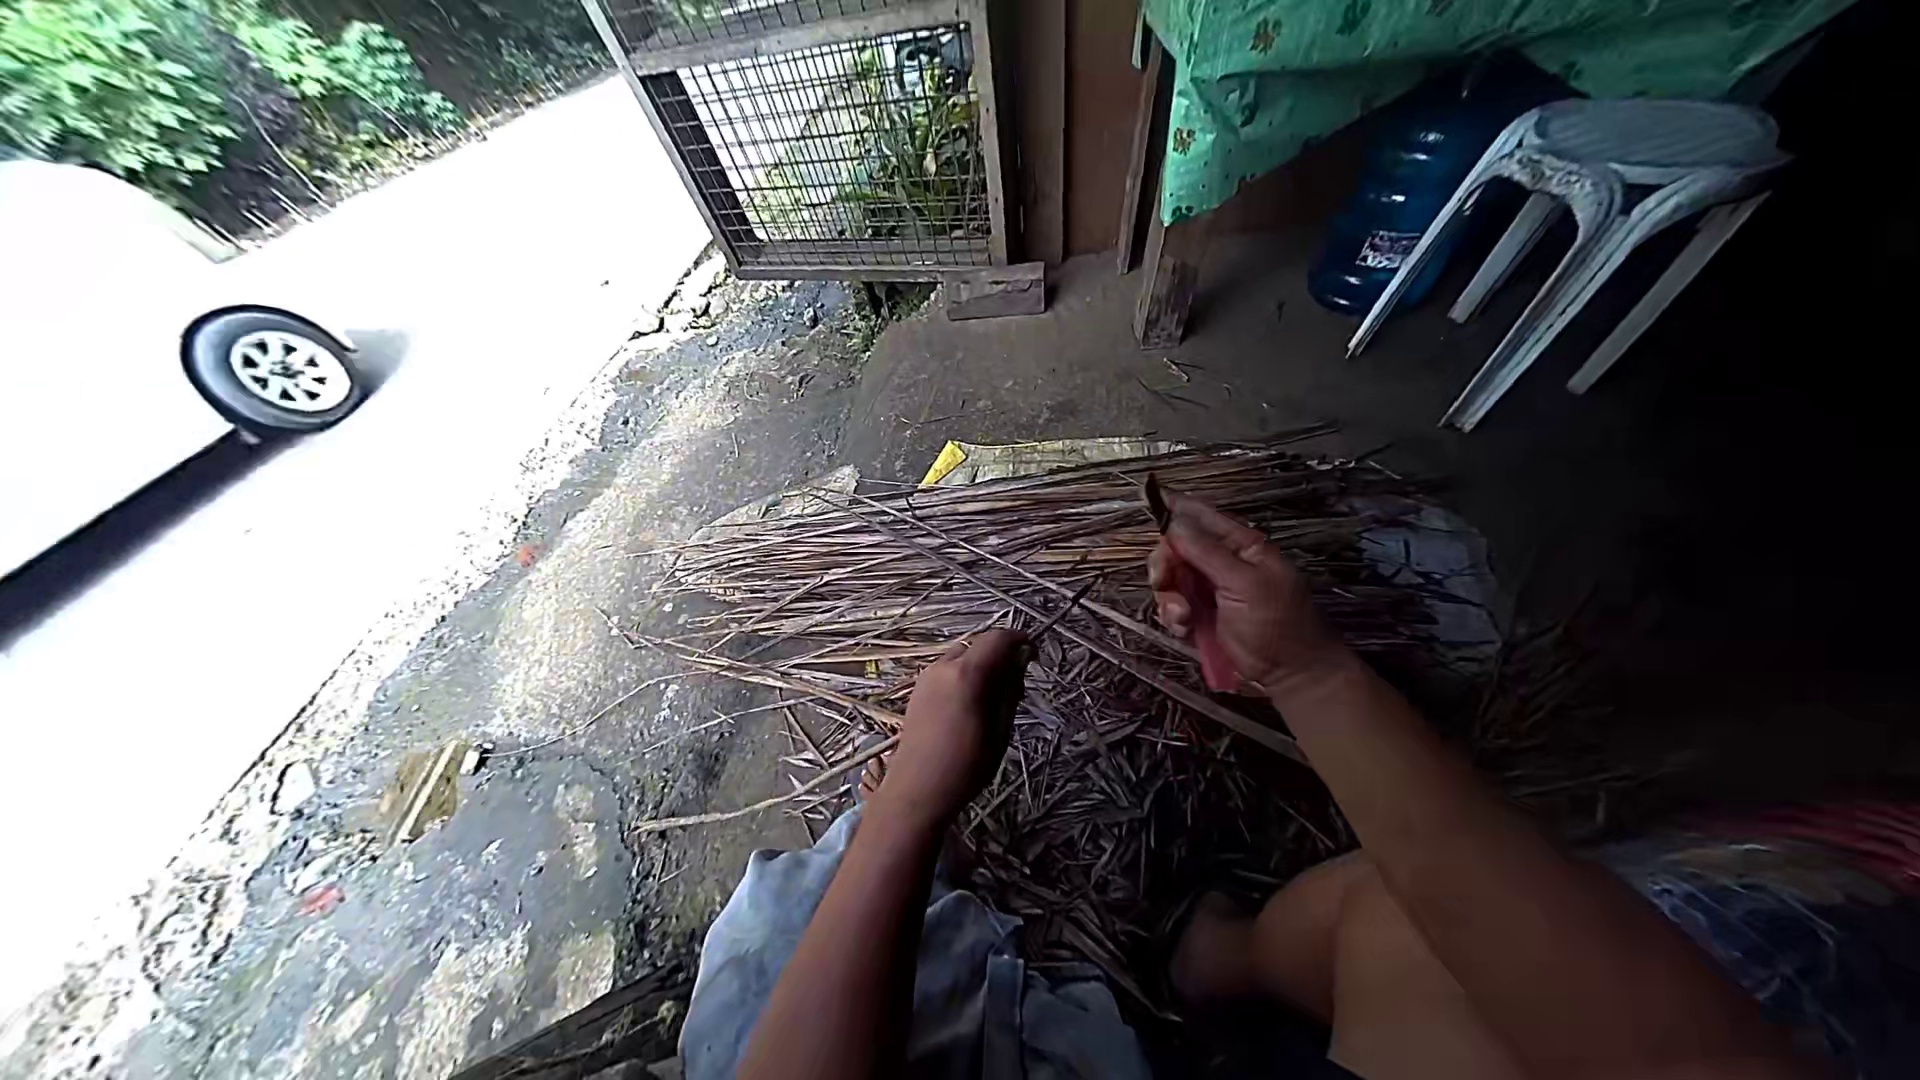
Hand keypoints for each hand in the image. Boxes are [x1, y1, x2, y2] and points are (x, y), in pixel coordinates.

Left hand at [876, 629, 1028, 830]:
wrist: (916, 791)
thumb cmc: (965, 768)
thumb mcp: (1000, 731)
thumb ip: (1010, 689)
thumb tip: (1021, 657)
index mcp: (966, 675)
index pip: (997, 639)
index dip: (1019, 640)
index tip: (1033, 655)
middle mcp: (943, 667)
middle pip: (979, 644)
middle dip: (1001, 655)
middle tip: (1016, 687)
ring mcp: (927, 677)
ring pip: (962, 655)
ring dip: (982, 665)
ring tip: (994, 699)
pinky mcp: (918, 689)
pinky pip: (947, 669)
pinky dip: (964, 674)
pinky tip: (970, 704)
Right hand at [1148, 494, 1348, 692]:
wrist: (1289, 676)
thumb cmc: (1279, 626)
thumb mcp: (1244, 584)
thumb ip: (1207, 552)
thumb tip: (1176, 521)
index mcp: (1241, 546)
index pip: (1202, 516)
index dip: (1175, 508)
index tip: (1150, 499)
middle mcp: (1221, 563)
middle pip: (1176, 548)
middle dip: (1165, 564)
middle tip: (1163, 580)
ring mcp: (1208, 590)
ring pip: (1169, 578)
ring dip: (1169, 597)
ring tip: (1184, 617)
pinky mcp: (1199, 615)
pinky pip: (1171, 605)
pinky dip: (1172, 616)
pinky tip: (1185, 627)